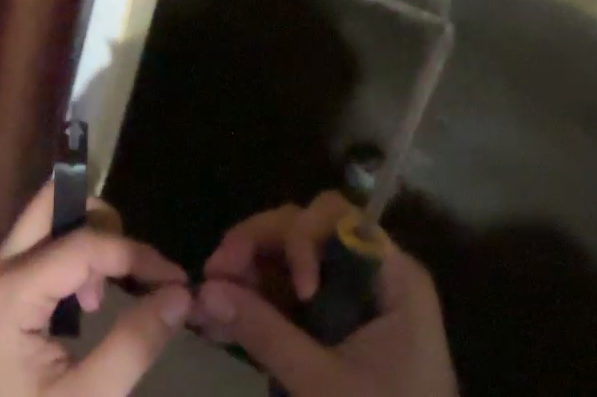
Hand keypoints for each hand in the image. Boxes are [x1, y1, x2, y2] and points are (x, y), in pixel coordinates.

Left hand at [0, 182, 192, 395]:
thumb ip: (135, 342)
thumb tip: (181, 294)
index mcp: (12, 290)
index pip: (85, 243)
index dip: (136, 254)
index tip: (177, 278)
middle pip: (54, 200)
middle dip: (103, 221)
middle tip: (134, 265)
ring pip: (50, 216)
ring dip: (89, 238)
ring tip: (105, 296)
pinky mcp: (4, 284)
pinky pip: (44, 242)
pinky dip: (76, 253)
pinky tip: (89, 300)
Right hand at [194, 192, 457, 396]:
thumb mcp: (324, 385)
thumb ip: (265, 333)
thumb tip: (204, 290)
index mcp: (392, 275)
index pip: (336, 217)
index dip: (300, 236)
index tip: (291, 289)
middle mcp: (371, 274)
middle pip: (304, 230)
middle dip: (256, 248)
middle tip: (214, 274)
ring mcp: (348, 298)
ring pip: (286, 259)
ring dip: (246, 275)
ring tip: (206, 305)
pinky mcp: (331, 325)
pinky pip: (285, 294)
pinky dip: (254, 302)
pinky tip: (219, 322)